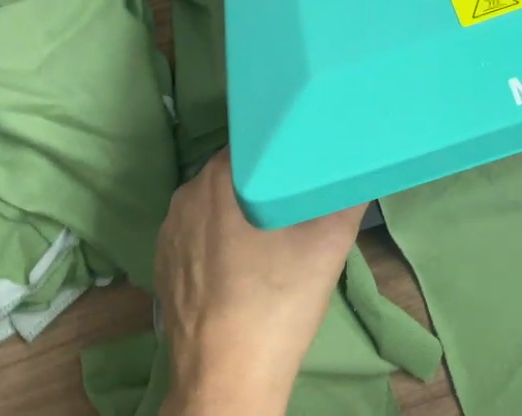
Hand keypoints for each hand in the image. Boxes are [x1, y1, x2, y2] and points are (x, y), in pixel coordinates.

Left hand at [156, 148, 364, 415]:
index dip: (279, 146)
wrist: (227, 381)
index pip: (253, 141)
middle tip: (296, 199)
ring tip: (272, 234)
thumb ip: (347, 196)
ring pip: (213, 204)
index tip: (303, 158)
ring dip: (239, 211)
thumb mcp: (329, 243)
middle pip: (234, 172)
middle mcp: (188, 194)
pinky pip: (196, 235)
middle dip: (263, 182)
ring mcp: (169, 231)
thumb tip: (359, 169)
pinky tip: (242, 265)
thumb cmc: (278, 302)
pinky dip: (217, 241)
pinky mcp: (162, 264)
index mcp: (221, 177)